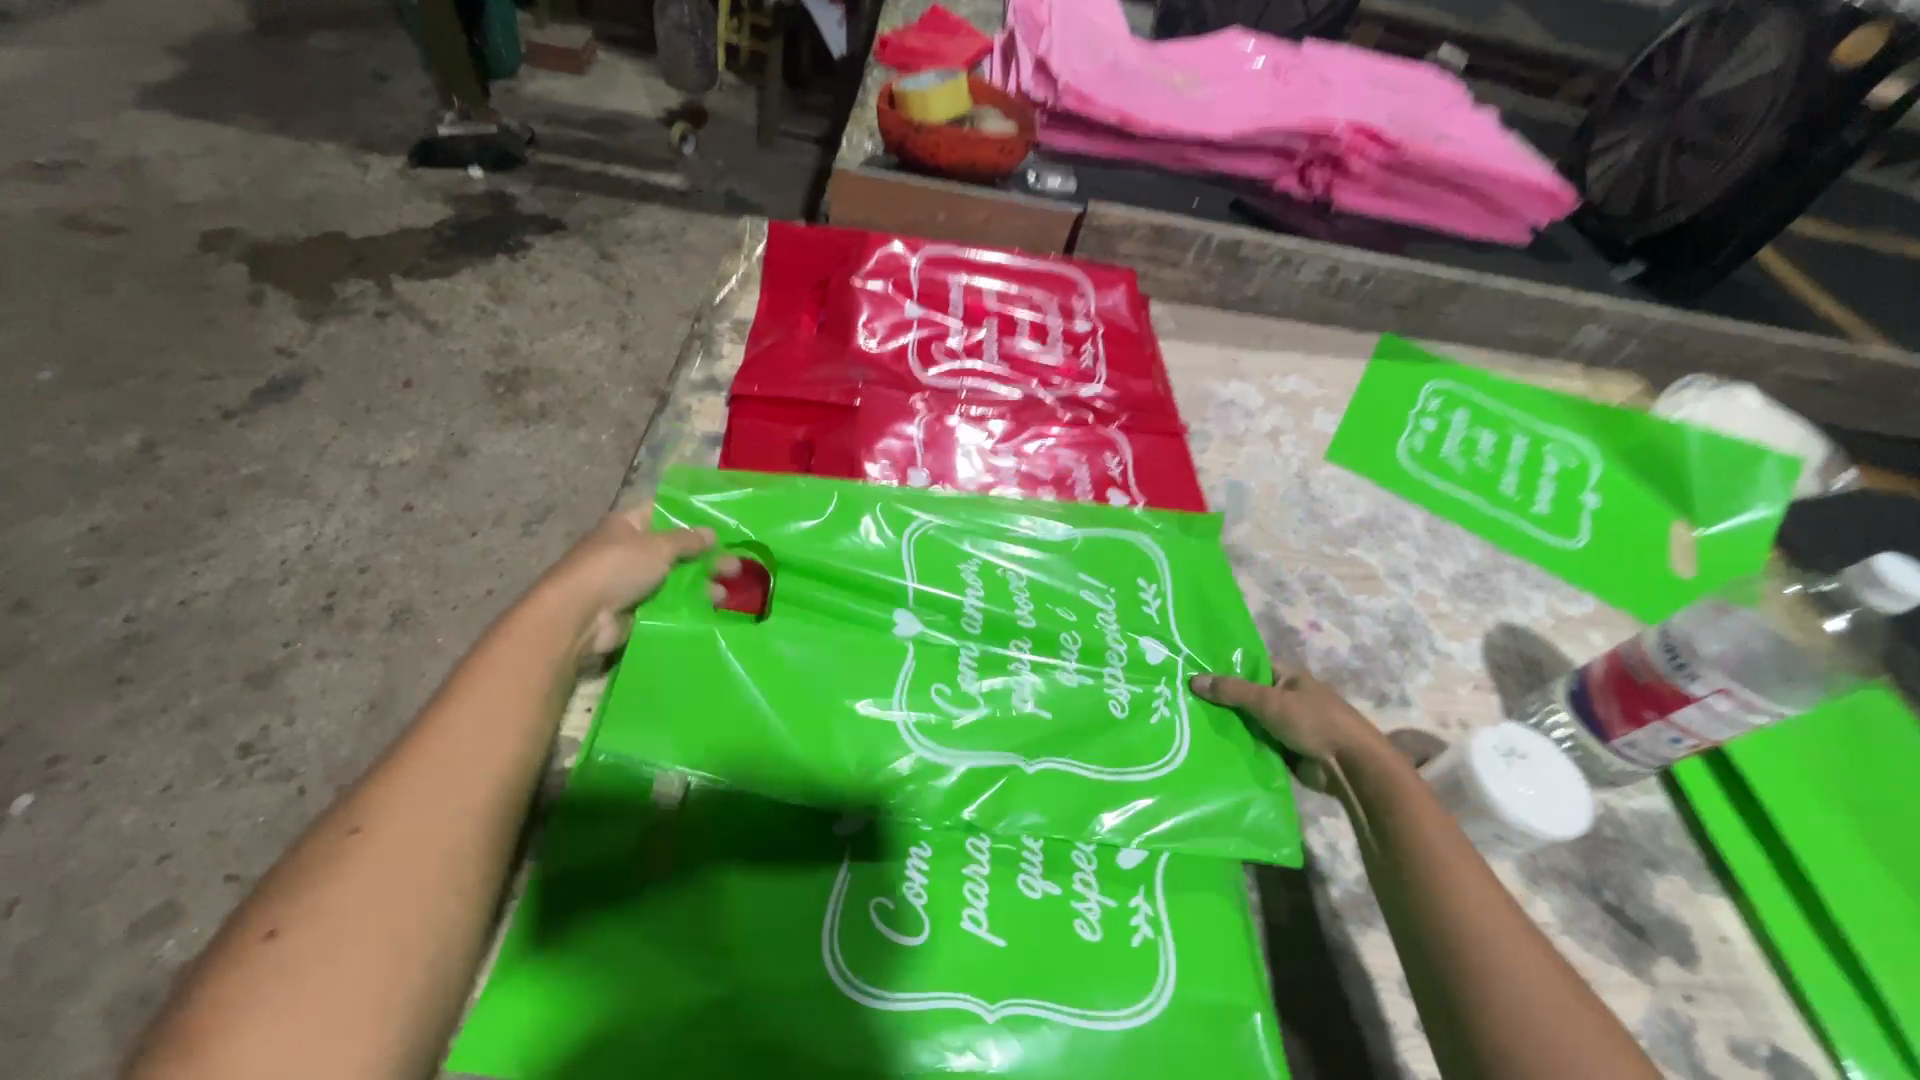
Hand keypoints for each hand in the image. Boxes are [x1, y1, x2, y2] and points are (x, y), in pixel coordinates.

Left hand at [539, 504, 731, 655]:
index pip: (664, 511)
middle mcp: (631, 550)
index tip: (722, 524)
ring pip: (675, 579)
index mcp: (630, 525)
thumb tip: (711, 533)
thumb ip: (687, 540)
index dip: (692, 516)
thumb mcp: (657, 546)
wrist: (579, 615)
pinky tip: (711, 609)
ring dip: (701, 584)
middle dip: (705, 557)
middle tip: (736, 565)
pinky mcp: (636, 609)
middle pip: (676, 549)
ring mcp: (633, 581)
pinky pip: (669, 604)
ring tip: (725, 593)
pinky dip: (689, 605)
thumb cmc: (617, 567)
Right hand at [1190, 668, 1389, 791]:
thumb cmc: (1313, 721)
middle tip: (1184, 701)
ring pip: (1249, 722)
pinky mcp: (1285, 750)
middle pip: (1247, 696)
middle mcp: (1286, 698)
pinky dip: (1240, 746)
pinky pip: (1256, 744)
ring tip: (1189, 724)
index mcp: (1288, 676)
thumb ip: (1232, 691)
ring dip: (1229, 726)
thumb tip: (1193, 680)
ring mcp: (1286, 725)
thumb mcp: (1269, 701)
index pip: (1250, 666)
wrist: (1348, 765)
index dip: (1224, 668)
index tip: (1194, 672)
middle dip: (1221, 700)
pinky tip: (1211, 746)